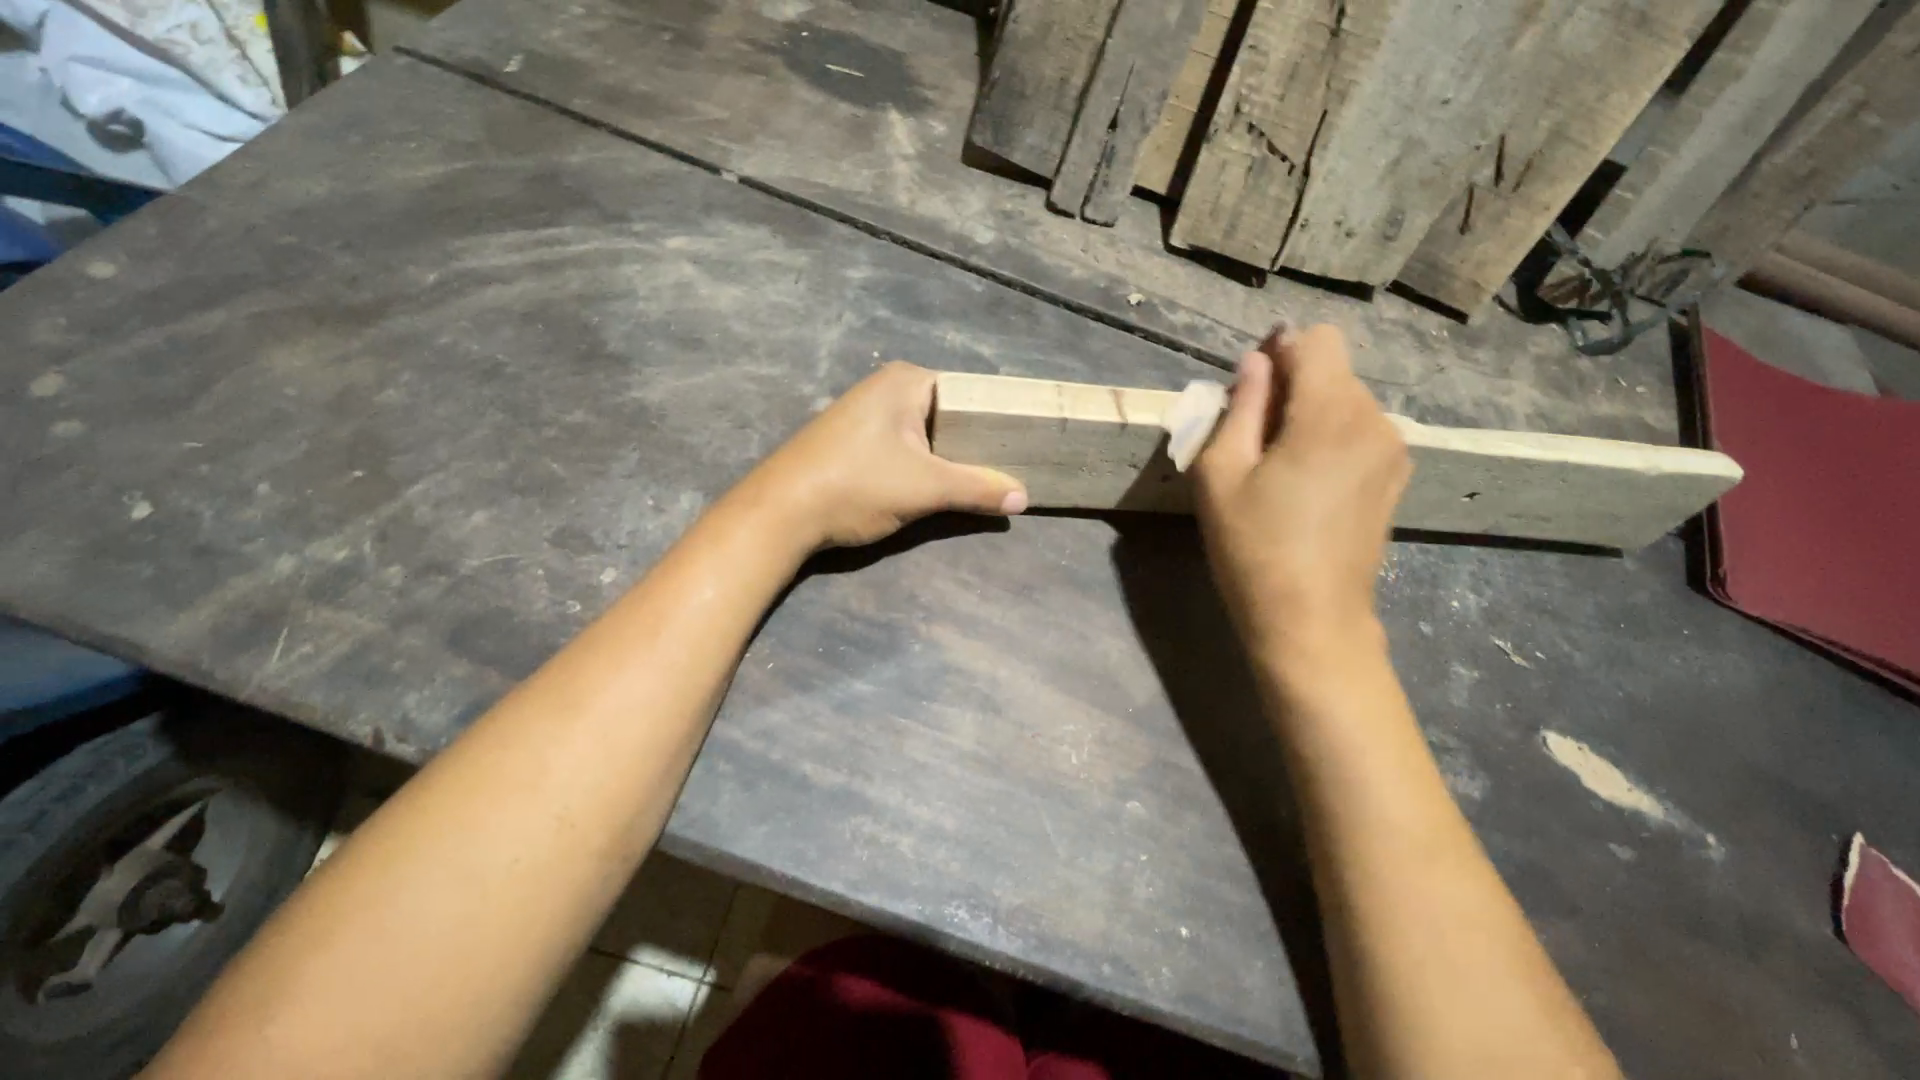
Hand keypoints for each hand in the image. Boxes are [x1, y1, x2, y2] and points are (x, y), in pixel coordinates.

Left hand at [742, 362, 1027, 549]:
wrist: (780, 513)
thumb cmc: (857, 484)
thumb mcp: (926, 488)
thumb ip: (978, 489)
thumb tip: (1024, 497)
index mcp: (907, 381)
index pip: (969, 393)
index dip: (996, 421)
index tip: (1023, 447)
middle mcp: (886, 388)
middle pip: (948, 416)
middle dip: (974, 445)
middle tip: (1009, 471)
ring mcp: (865, 414)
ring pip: (925, 437)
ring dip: (948, 461)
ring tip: (982, 483)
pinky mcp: (852, 443)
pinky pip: (903, 449)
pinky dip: (922, 467)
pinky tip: (935, 490)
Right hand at [1192, 325, 1409, 656]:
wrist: (1311, 620)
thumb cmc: (1253, 548)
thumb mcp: (1221, 475)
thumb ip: (1240, 406)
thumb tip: (1255, 364)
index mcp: (1331, 412)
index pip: (1316, 340)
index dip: (1279, 353)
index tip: (1251, 394)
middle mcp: (1375, 419)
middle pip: (1332, 370)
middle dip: (1292, 387)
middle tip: (1254, 441)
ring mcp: (1393, 450)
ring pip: (1347, 401)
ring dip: (1310, 416)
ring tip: (1279, 470)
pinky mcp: (1395, 477)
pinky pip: (1359, 432)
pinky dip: (1331, 440)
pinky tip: (1307, 487)